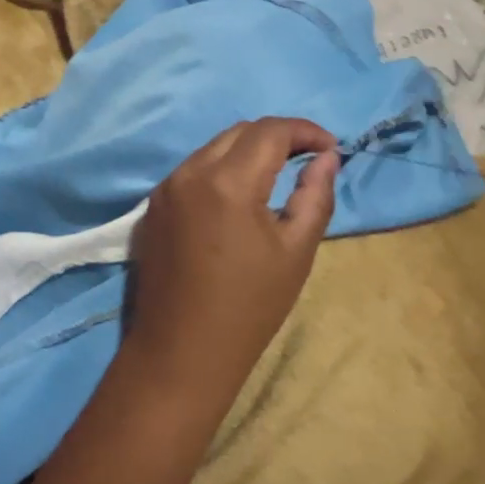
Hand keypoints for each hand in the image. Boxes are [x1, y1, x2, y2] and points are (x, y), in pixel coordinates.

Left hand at [123, 117, 339, 398]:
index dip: (305, 132)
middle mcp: (190, 173)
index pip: (270, 131)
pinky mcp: (153, 206)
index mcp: (227, 182)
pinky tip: (240, 195)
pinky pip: (192, 170)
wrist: (180, 352)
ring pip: (213, 147)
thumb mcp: (296, 252)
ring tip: (279, 173)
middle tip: (308, 159)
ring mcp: (166, 188)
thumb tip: (327, 158)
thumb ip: (314, 196)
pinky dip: (221, 169)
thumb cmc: (248, 307)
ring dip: (248, 151)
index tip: (331, 148)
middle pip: (239, 132)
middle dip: (277, 137)